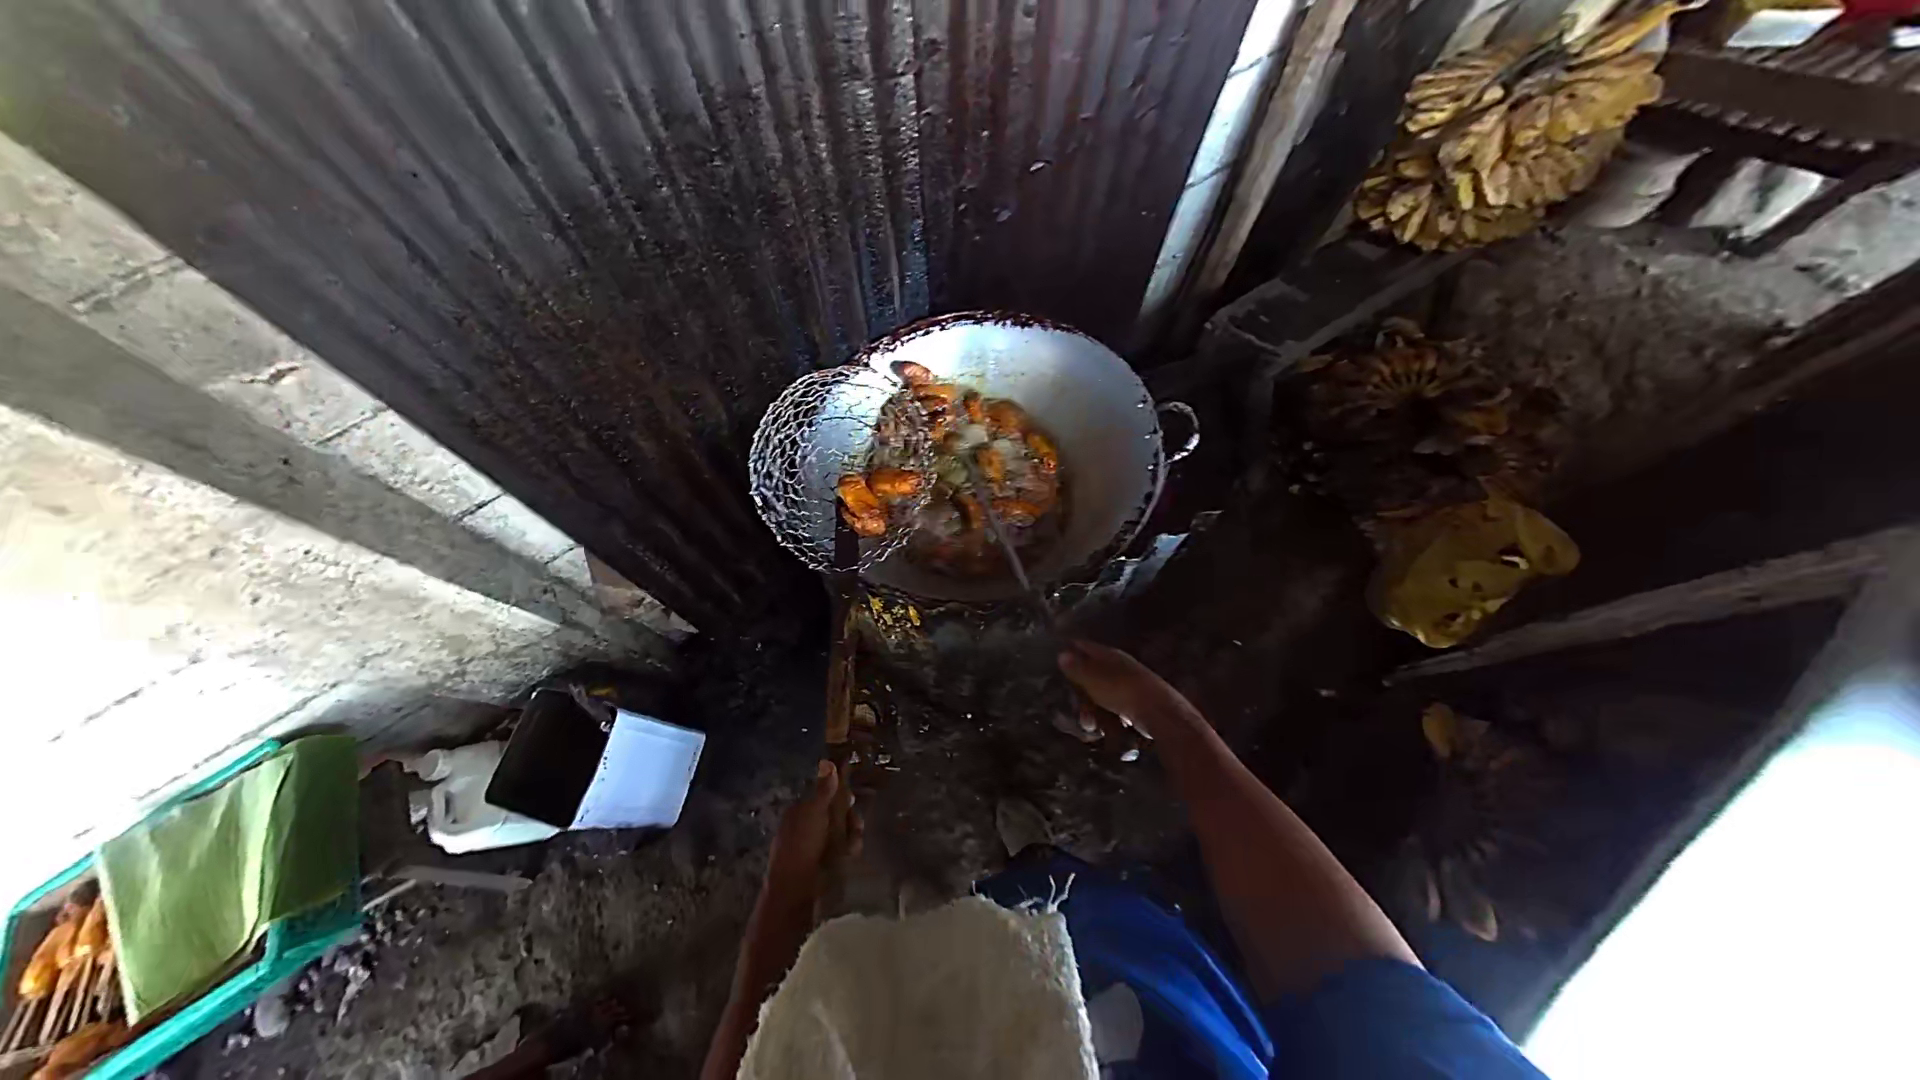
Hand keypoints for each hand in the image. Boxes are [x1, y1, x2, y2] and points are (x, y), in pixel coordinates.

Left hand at [764, 760, 859, 899]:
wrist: (795, 889)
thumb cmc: (801, 845)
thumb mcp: (814, 812)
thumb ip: (823, 789)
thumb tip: (827, 762)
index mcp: (801, 811)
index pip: (825, 794)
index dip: (839, 795)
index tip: (850, 798)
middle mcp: (808, 825)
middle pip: (838, 812)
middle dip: (848, 817)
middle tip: (853, 824)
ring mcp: (817, 844)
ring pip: (844, 830)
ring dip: (851, 834)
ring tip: (851, 844)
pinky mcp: (826, 861)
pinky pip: (844, 848)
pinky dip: (848, 849)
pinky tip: (849, 854)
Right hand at [1057, 640, 1201, 739]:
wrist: (1158, 711)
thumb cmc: (1121, 690)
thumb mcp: (1093, 678)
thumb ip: (1076, 667)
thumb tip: (1061, 654)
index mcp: (1108, 654)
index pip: (1083, 646)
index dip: (1069, 650)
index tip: (1056, 661)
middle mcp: (1119, 666)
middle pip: (1091, 674)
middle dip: (1080, 693)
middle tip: (1076, 707)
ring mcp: (1128, 684)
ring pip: (1101, 694)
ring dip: (1092, 710)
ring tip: (1090, 725)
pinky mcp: (1136, 702)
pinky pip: (1113, 707)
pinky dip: (1106, 717)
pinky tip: (1104, 728)